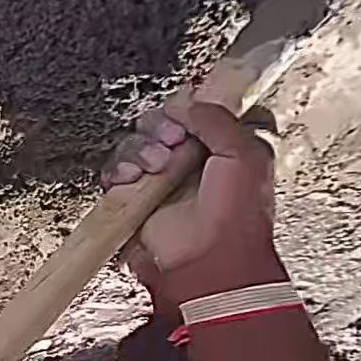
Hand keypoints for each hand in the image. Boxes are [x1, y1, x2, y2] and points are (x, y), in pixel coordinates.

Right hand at [100, 91, 283, 305]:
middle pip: (156, 124)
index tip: (186, 124)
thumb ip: (217, 119)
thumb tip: (184, 102)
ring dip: (139, 150)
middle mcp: (186, 161)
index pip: (188, 112)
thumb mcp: (246, 155)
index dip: (183, 111)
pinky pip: (114, 169)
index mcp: (216, 147)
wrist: (208, 258)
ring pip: (133, 144)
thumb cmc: (236, 213)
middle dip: (158, 129)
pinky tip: (132, 178)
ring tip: (155, 167)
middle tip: (170, 144)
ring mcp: (157, 179)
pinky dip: (119, 169)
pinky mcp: (133, 197)